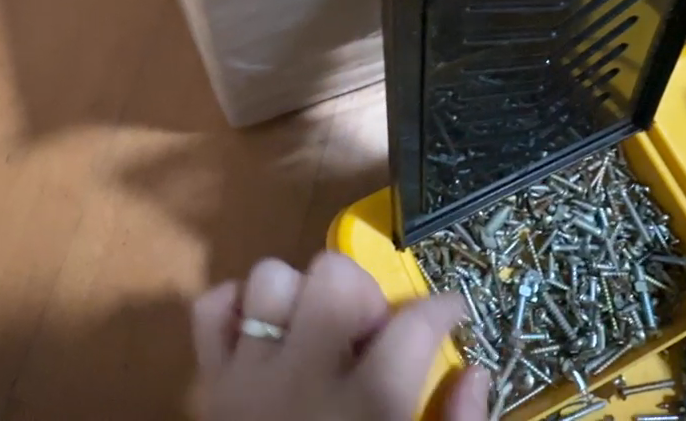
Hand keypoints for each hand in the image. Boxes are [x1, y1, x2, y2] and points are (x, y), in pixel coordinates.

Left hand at [192, 254, 489, 420]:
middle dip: (361, 290)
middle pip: (332, 278)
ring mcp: (250, 377)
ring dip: (299, 294)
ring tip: (317, 332)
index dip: (441, 307)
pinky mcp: (211, 384)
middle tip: (371, 330)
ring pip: (270, 279)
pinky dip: (237, 307)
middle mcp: (304, 379)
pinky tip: (266, 336)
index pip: (412, 328)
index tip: (452, 309)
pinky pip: (212, 308)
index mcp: (366, 409)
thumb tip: (475, 373)